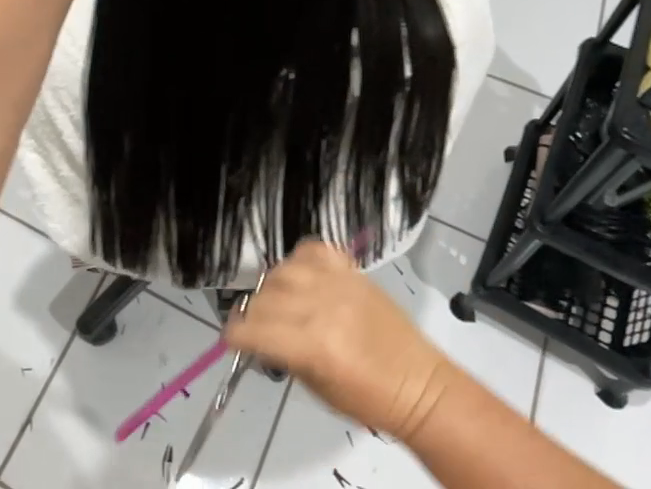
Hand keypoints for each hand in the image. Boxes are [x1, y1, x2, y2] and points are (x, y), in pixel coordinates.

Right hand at [225, 241, 456, 438]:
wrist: (418, 385)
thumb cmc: (368, 400)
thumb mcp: (317, 388)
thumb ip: (285, 355)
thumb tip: (260, 335)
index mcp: (314, 346)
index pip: (254, 329)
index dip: (235, 336)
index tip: (232, 341)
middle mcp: (323, 308)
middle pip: (265, 298)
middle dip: (252, 315)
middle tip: (256, 329)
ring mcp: (339, 284)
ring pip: (283, 270)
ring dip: (272, 287)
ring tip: (278, 303)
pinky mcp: (353, 272)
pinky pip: (315, 250)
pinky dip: (300, 259)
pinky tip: (301, 276)